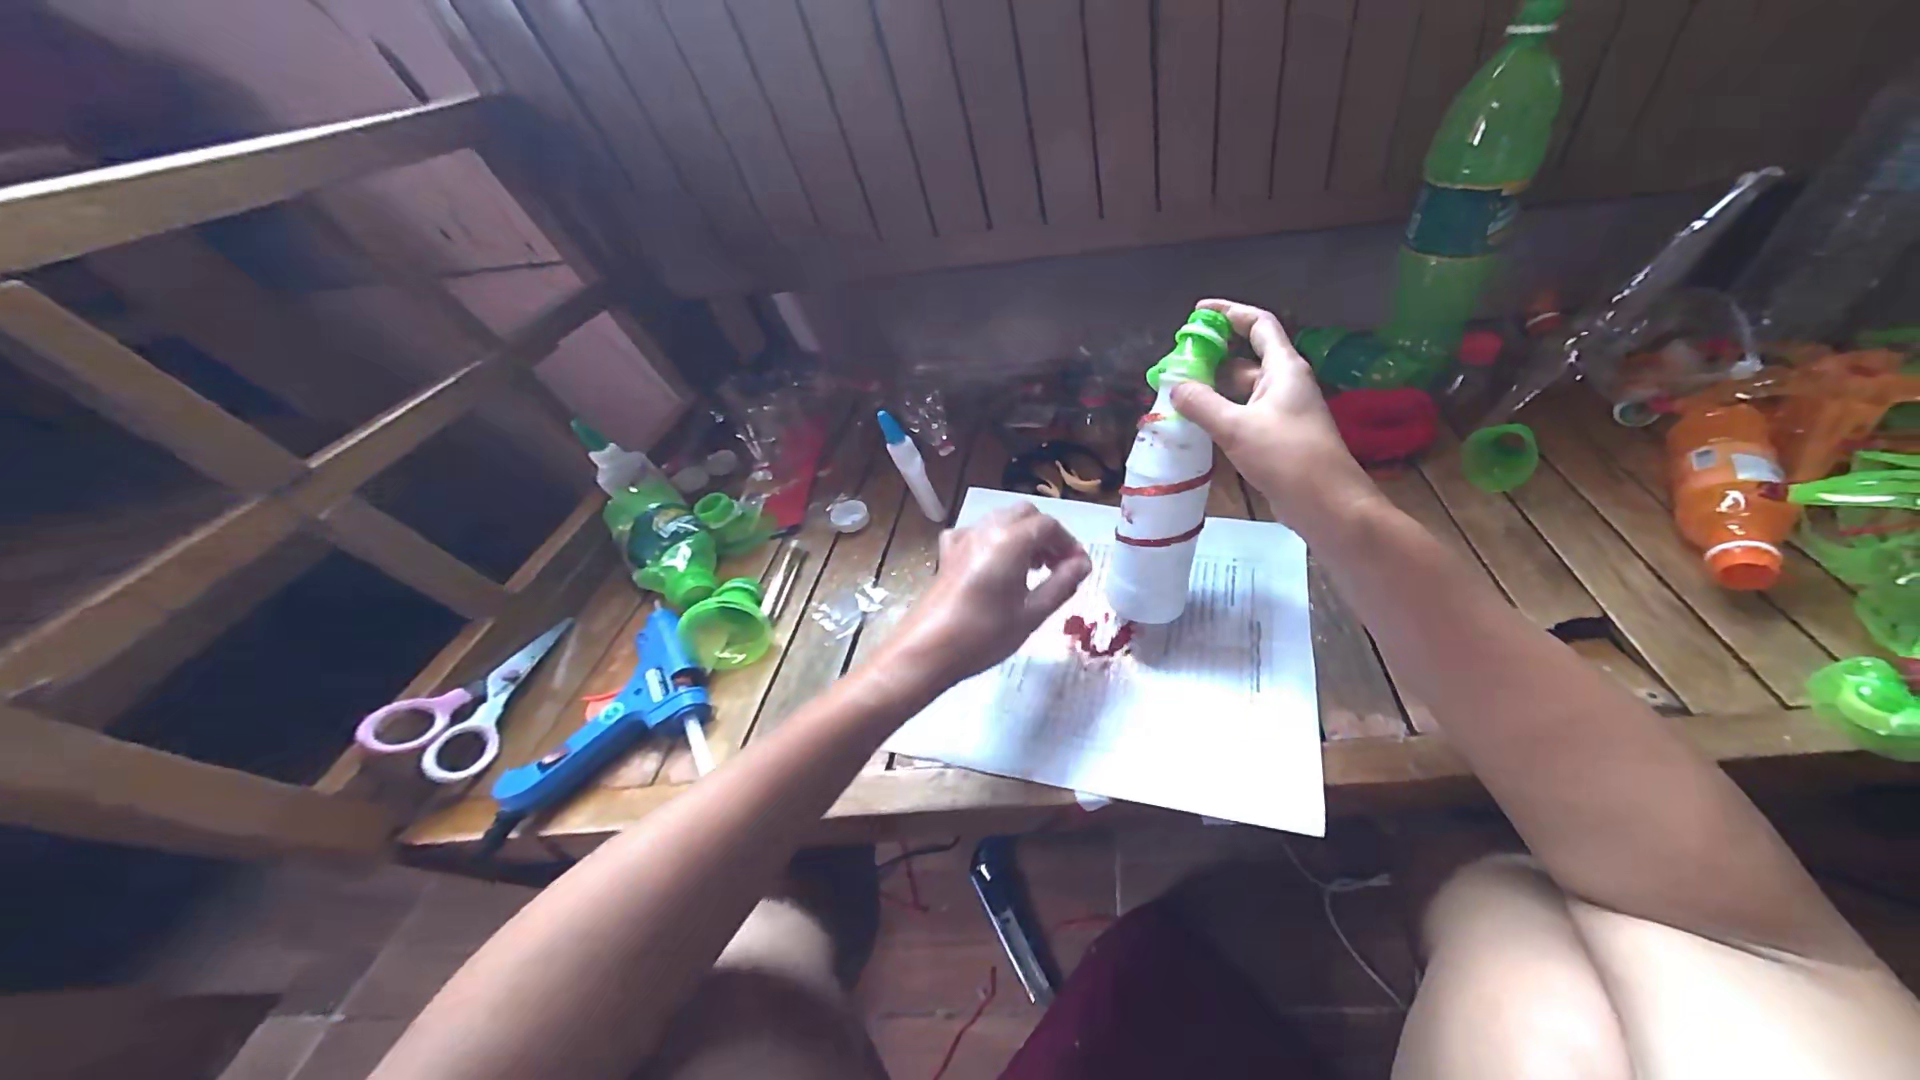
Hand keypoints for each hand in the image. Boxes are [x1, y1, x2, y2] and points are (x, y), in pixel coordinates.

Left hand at [883, 504, 1091, 687]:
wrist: (928, 650)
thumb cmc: (984, 635)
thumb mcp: (1032, 614)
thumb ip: (1062, 584)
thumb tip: (1082, 564)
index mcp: (1010, 540)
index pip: (1049, 525)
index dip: (1069, 543)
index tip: (1079, 568)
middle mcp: (986, 529)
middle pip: (1025, 514)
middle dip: (1046, 535)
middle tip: (1058, 567)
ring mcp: (962, 538)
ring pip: (1001, 520)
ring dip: (1023, 536)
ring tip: (1033, 570)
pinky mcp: (947, 553)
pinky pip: (977, 534)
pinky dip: (995, 541)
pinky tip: (997, 567)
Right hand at [1170, 299, 1381, 538]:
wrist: (1326, 503)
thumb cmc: (1287, 457)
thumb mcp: (1237, 428)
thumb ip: (1202, 404)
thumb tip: (1175, 386)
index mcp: (1283, 369)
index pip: (1259, 325)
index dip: (1230, 313)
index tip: (1199, 312)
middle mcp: (1283, 384)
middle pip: (1245, 358)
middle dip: (1212, 355)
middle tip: (1177, 361)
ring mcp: (1279, 412)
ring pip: (1240, 389)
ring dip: (1211, 388)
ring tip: (1176, 391)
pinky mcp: (1274, 437)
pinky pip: (1241, 414)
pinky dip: (1218, 412)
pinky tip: (1195, 422)